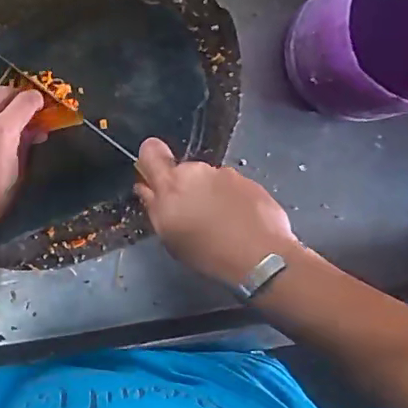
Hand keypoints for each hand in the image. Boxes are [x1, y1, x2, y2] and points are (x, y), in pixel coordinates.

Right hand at [134, 138, 301, 285]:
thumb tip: (144, 188)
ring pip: (209, 180)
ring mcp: (226, 174)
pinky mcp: (251, 182)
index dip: (149, 158)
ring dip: (209, 194)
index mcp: (170, 183)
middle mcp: (197, 171)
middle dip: (185, 188)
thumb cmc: (206, 250)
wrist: (262, 257)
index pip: (150, 151)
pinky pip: (232, 187)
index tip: (154, 177)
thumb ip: (153, 206)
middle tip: (192, 215)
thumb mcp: (168, 236)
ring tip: (220, 223)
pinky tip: (239, 222)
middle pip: (183, 171)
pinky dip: (231, 200)